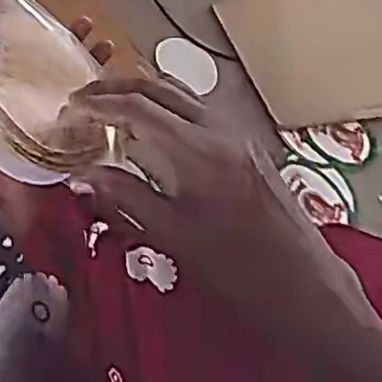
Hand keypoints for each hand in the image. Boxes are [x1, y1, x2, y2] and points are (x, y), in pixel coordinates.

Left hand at [0, 0, 113, 241]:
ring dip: (91, 55)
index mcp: (0, 74)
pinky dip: (105, 86)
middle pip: (53, 54)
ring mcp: (52, 107)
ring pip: (76, 73)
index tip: (43, 6)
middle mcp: (29, 88)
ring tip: (102, 42)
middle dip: (71, 36)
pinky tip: (110, 73)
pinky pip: (93, 102)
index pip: (19, 40)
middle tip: (83, 22)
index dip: (32, 21)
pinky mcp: (71, 127)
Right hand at [62, 78, 381, 381]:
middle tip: (82, 100)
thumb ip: (125, 198)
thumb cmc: (240, 273)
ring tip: (109, 106)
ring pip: (178, 91)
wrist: (312, 295)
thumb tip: (82, 175)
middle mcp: (219, 128)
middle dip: (114, 87)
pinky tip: (152, 126)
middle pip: (156, 86)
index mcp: (198, 151)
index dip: (98, 104)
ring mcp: (236, 131)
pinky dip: (165, 104)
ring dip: (140, 91)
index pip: (137, 108)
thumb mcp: (175, 238)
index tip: (69, 109)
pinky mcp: (246, 142)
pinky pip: (196, 106)